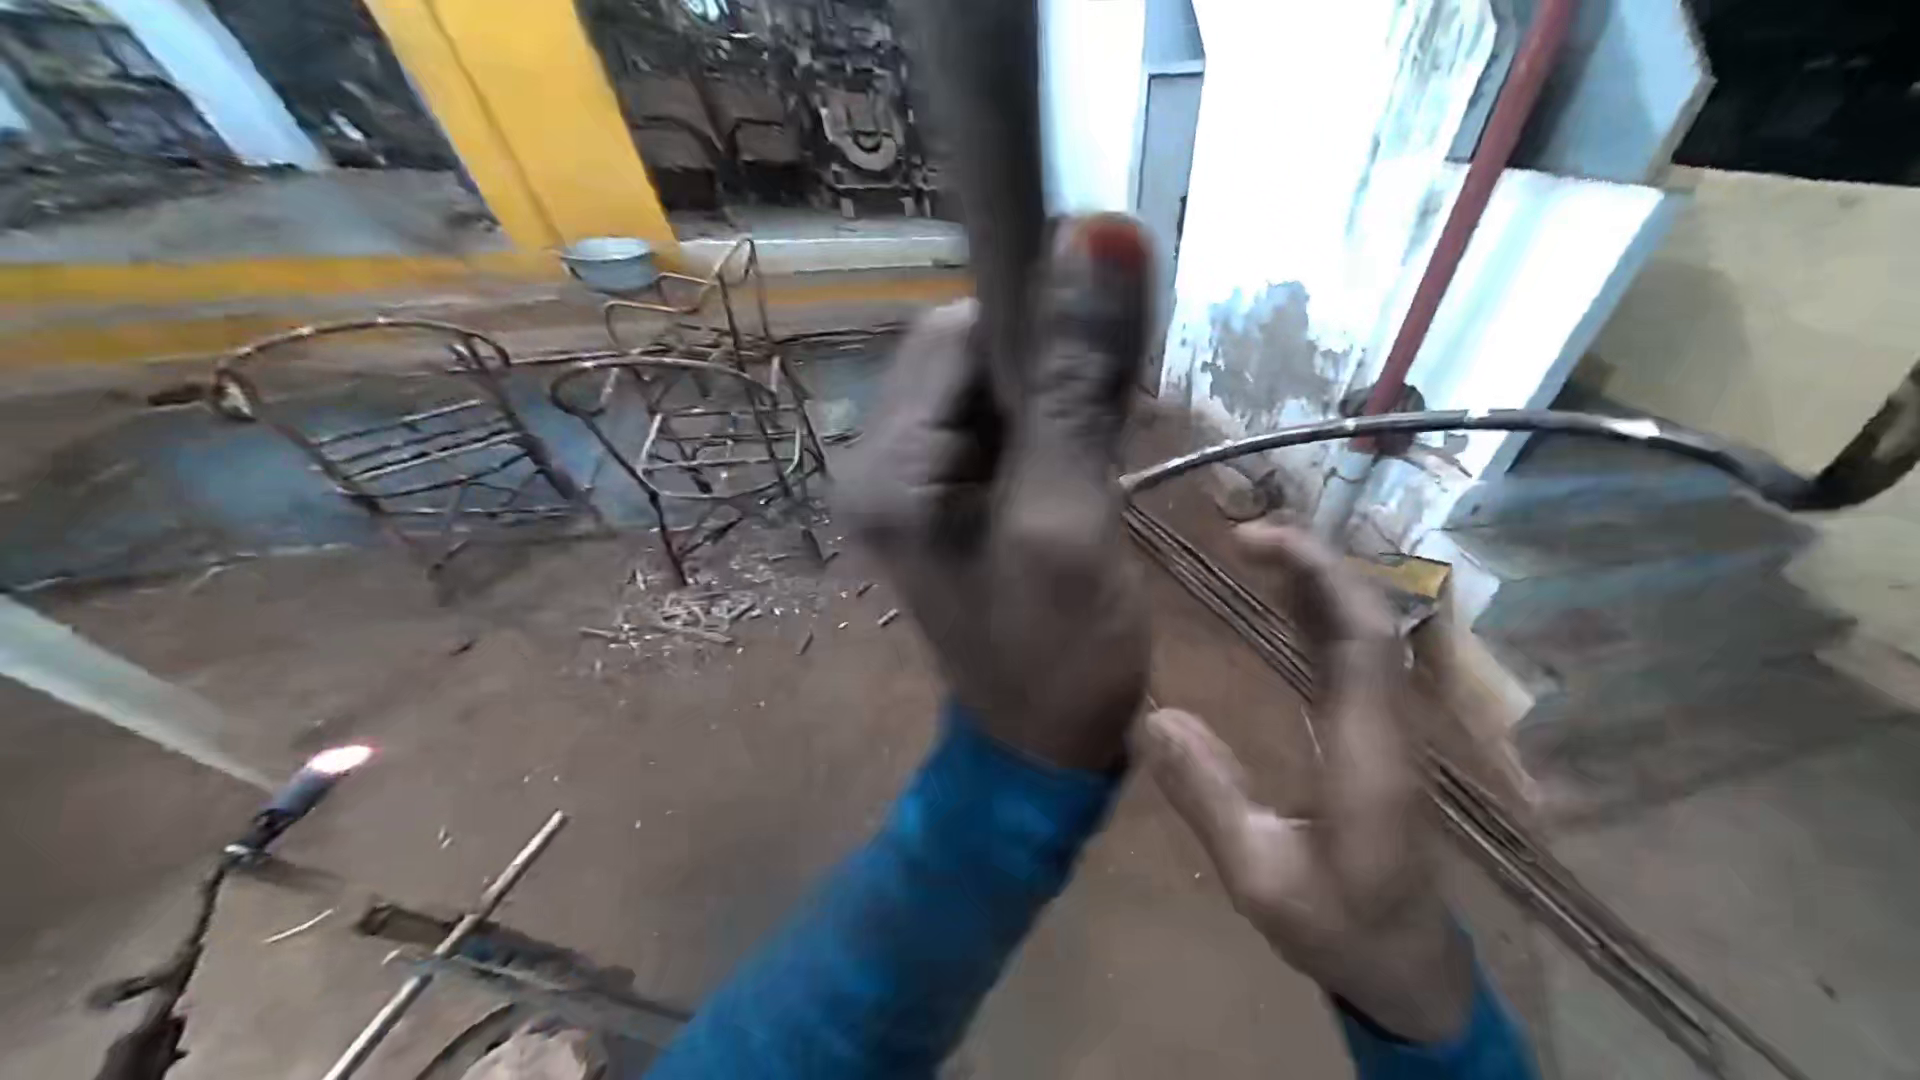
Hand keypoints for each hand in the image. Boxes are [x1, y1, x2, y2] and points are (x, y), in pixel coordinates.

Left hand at [840, 215, 1151, 770]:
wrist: (1045, 745)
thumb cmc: (1058, 659)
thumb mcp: (1068, 523)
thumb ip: (1077, 388)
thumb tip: (1101, 235)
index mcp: (887, 469)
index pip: (953, 334)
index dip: (1034, 317)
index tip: (1112, 344)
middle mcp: (882, 460)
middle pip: (969, 353)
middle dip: (1050, 359)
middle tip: (1122, 404)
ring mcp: (915, 478)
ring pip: (992, 383)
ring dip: (1059, 388)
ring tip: (1113, 432)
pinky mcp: (953, 493)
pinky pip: (1003, 422)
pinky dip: (1054, 419)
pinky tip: (1092, 450)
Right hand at [1141, 524, 1472, 1043]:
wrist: (1408, 967)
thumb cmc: (1338, 925)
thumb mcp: (1260, 877)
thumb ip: (1210, 798)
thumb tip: (1155, 717)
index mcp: (1370, 752)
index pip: (1361, 638)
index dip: (1317, 575)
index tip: (1254, 542)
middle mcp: (1389, 725)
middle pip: (1368, 619)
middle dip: (1312, 564)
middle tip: (1243, 535)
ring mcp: (1386, 727)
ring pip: (1365, 631)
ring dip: (1316, 582)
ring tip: (1255, 551)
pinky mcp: (1374, 733)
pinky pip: (1351, 655)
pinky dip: (1317, 614)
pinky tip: (1280, 602)